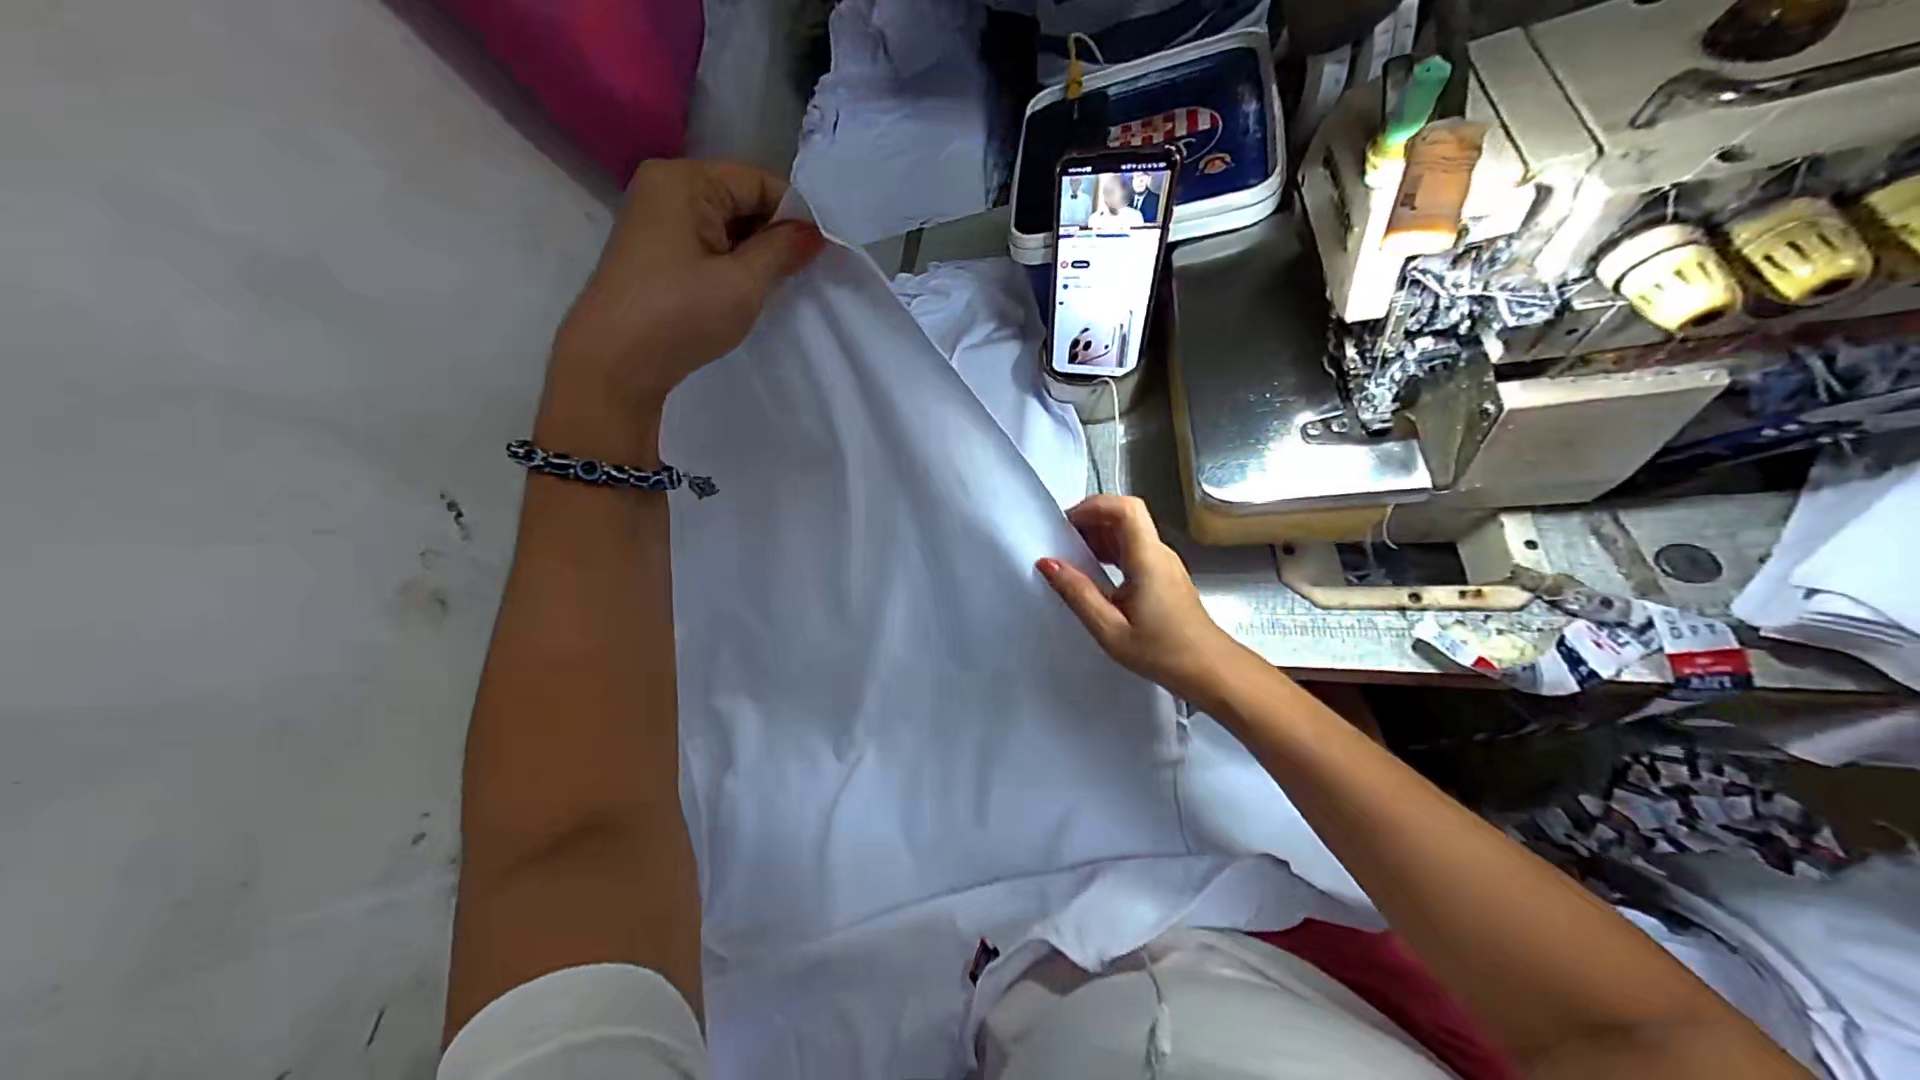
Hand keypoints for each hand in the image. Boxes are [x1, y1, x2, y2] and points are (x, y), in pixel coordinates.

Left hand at [536, 159, 825, 460]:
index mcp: (684, 179)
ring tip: (772, 286)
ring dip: (753, 252)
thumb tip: (815, 232)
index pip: (758, 181)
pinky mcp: (653, 251)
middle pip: (740, 198)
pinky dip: (731, 262)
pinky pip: (707, 243)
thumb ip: (783, 250)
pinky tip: (743, 291)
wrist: (613, 364)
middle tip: (800, 273)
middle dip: (773, 233)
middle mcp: (665, 187)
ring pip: (725, 224)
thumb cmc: (679, 316)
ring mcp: (655, 219)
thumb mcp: (743, 282)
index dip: (794, 213)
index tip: (821, 251)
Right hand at [1037, 495, 1260, 710]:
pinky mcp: (1165, 576)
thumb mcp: (1110, 629)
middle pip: (1125, 515)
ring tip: (1074, 560)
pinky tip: (1095, 576)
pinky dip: (1111, 552)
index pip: (1124, 508)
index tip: (1066, 524)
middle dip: (1091, 521)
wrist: (1210, 671)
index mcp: (1148, 559)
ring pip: (1129, 531)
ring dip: (1099, 537)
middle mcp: (1159, 554)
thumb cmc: (1164, 653)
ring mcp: (1165, 564)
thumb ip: (1077, 593)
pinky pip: (1135, 549)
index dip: (1093, 507)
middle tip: (1063, 542)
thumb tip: (1048, 564)